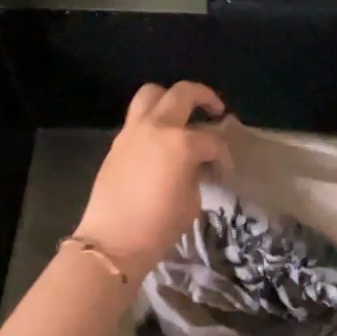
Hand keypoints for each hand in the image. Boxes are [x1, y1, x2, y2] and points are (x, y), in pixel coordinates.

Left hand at [74, 82, 227, 276]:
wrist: (112, 242)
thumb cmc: (158, 226)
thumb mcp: (192, 201)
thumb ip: (197, 173)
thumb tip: (196, 165)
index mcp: (181, 143)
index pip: (212, 142)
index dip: (224, 158)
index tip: (224, 173)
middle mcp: (157, 127)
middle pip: (183, 93)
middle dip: (204, 98)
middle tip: (215, 111)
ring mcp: (133, 131)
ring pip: (152, 93)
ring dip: (170, 97)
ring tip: (182, 113)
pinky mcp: (118, 142)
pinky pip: (137, 117)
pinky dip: (152, 118)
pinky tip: (161, 138)